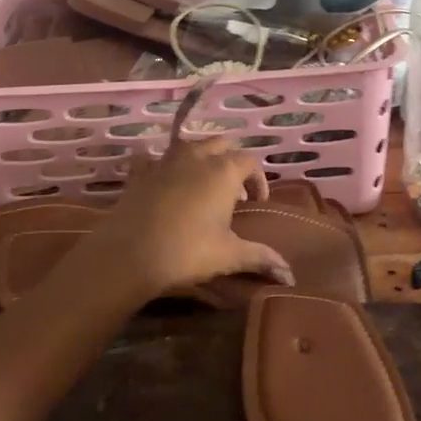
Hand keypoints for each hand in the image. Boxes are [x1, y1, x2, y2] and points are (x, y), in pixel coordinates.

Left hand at [76, 135, 293, 301]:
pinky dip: (159, 164)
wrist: (130, 252)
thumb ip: (261, 258)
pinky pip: (152, 157)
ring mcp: (165, 159)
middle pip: (222, 144)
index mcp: (223, 171)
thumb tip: (290, 275)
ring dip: (200, 159)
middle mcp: (196, 156)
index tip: (256, 203)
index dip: (257, 180)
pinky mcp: (140, 170)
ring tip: (201, 187)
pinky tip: (159, 179)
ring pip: (190, 146)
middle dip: (231, 162)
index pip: (250, 161)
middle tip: (232, 192)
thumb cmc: (187, 251)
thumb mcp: (229, 256)